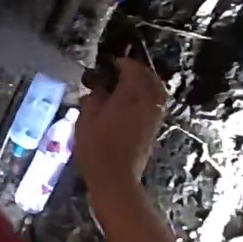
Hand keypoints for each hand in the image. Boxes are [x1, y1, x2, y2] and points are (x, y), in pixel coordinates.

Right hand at [74, 56, 167, 194]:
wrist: (116, 178)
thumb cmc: (97, 147)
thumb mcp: (86, 119)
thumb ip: (94, 98)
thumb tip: (99, 89)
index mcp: (130, 95)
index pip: (132, 68)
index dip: (121, 62)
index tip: (107, 64)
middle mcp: (147, 101)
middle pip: (148, 76)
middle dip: (135, 70)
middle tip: (118, 71)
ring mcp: (154, 115)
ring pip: (156, 89)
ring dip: (144, 82)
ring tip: (127, 84)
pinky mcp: (154, 127)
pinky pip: (156, 102)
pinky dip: (147, 96)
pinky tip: (132, 102)